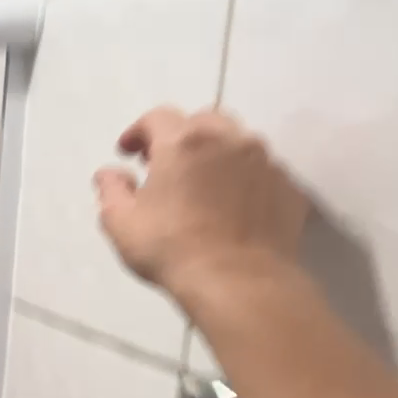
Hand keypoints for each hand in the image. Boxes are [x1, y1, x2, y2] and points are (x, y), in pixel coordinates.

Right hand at [94, 106, 310, 304]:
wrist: (237, 280)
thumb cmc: (169, 247)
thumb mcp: (119, 221)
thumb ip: (111, 189)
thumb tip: (109, 173)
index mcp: (183, 143)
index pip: (158, 117)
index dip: (137, 131)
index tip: (126, 153)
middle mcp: (229, 140)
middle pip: (202, 120)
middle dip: (178, 136)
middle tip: (161, 164)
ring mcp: (266, 161)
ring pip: (235, 141)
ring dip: (211, 153)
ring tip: (196, 184)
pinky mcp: (288, 186)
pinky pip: (258, 169)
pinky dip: (238, 176)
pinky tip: (225, 205)